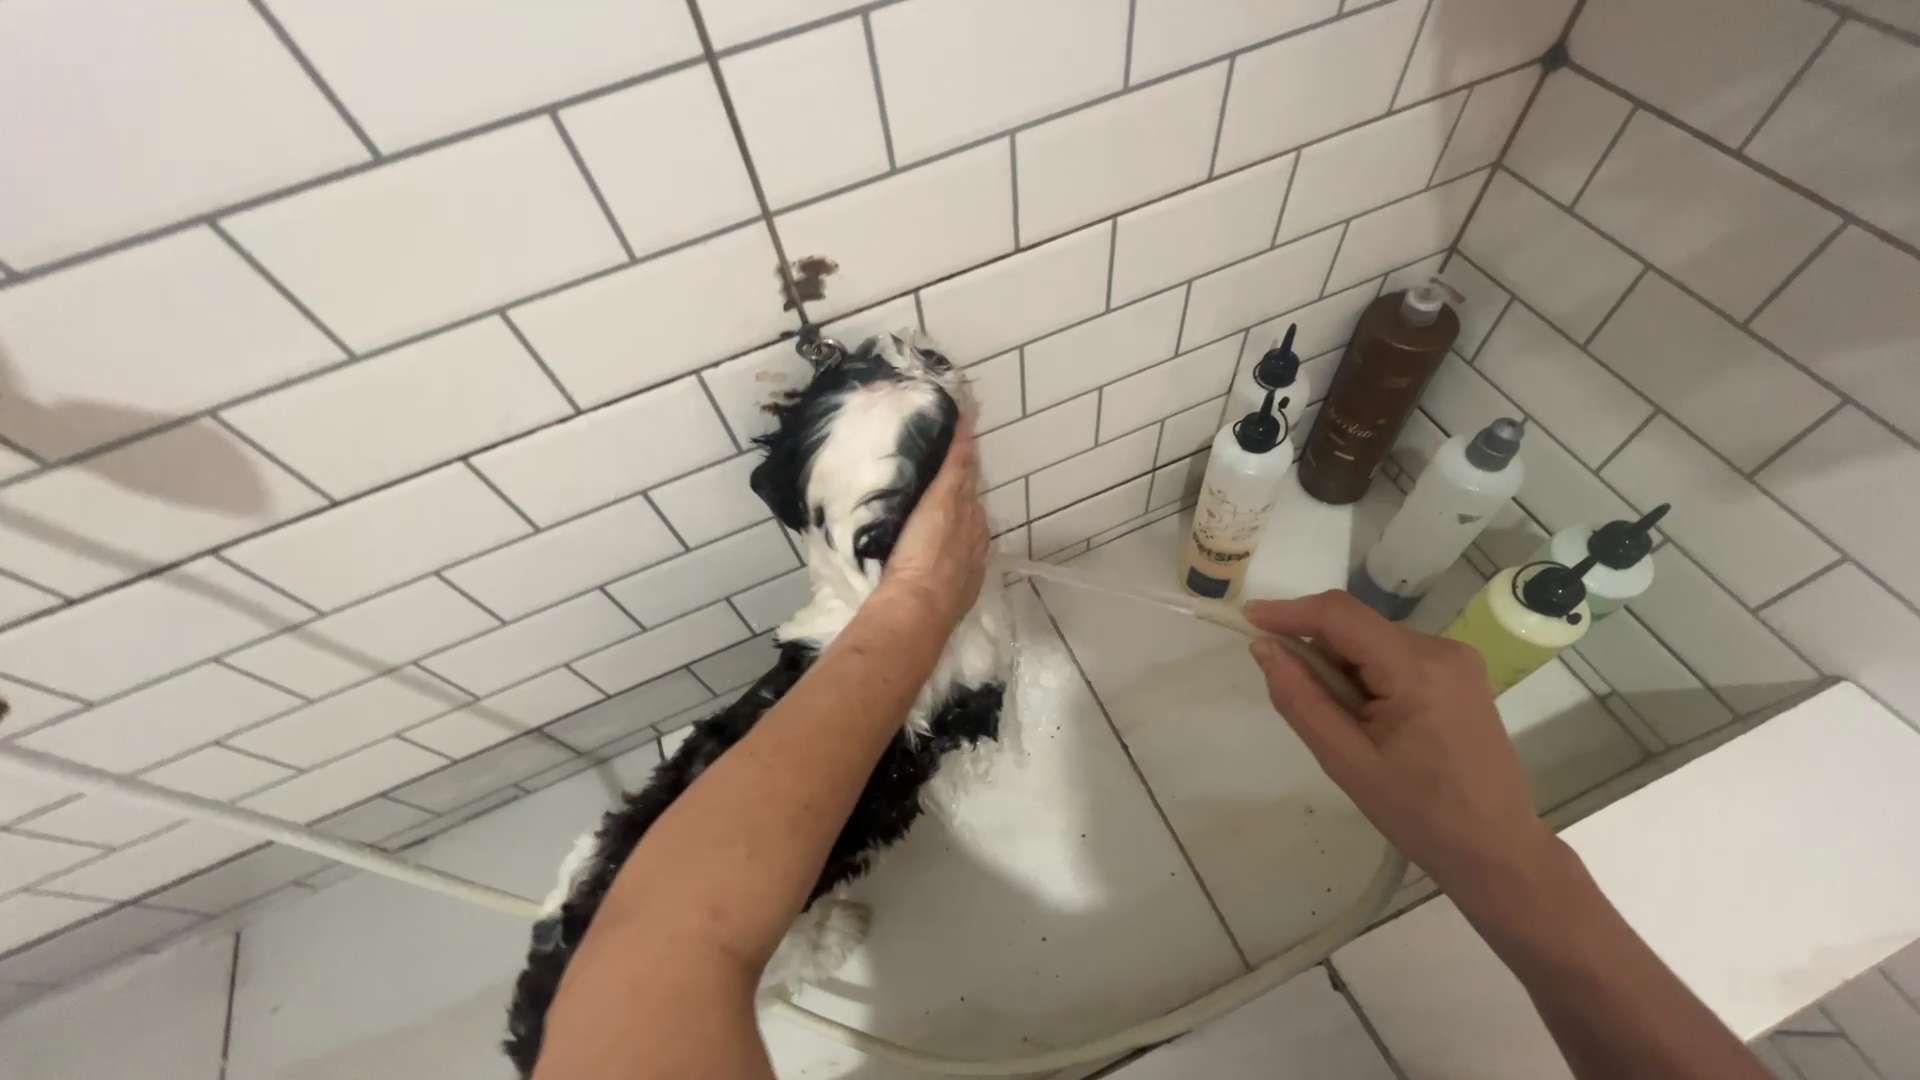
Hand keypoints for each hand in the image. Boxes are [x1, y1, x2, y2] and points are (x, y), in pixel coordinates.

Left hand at [882, 417, 988, 628]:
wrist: (923, 604)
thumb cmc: (927, 607)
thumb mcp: (942, 592)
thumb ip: (936, 579)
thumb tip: (925, 584)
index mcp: (973, 549)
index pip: (970, 516)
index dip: (966, 500)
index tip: (962, 488)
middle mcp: (975, 525)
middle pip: (972, 491)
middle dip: (970, 471)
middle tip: (966, 449)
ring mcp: (962, 508)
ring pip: (966, 473)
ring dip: (965, 451)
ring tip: (963, 426)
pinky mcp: (946, 494)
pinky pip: (956, 458)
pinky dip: (959, 435)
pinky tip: (958, 412)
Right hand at [1243, 591, 1555, 901]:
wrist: (1497, 851)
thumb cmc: (1418, 813)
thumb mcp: (1344, 759)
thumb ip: (1299, 697)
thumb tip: (1264, 647)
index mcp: (1417, 669)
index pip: (1340, 615)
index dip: (1289, 611)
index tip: (1247, 618)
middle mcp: (1442, 649)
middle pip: (1354, 627)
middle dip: (1317, 653)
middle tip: (1305, 704)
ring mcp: (1456, 660)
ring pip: (1370, 640)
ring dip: (1341, 668)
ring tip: (1347, 725)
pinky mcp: (1458, 674)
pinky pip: (1391, 655)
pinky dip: (1365, 675)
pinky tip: (1370, 719)